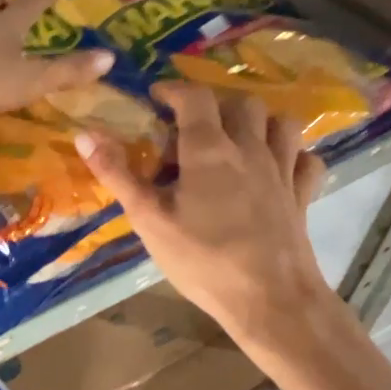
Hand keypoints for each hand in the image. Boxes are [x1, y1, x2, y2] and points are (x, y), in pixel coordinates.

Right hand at [78, 81, 341, 347]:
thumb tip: (85, 134)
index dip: (173, 90)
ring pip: (280, 122)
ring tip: (235, 140)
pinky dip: (291, 155)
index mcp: (209, 149)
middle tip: (190, 126)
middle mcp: (250, 148)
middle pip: (240, 102)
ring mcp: (283, 170)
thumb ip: (118, 174)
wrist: (269, 299)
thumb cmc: (201, 259)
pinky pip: (305, 159)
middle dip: (214, 104)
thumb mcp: (149, 219)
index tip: (155, 98)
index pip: (194, 97)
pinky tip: (275, 169)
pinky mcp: (302, 195)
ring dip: (257, 121)